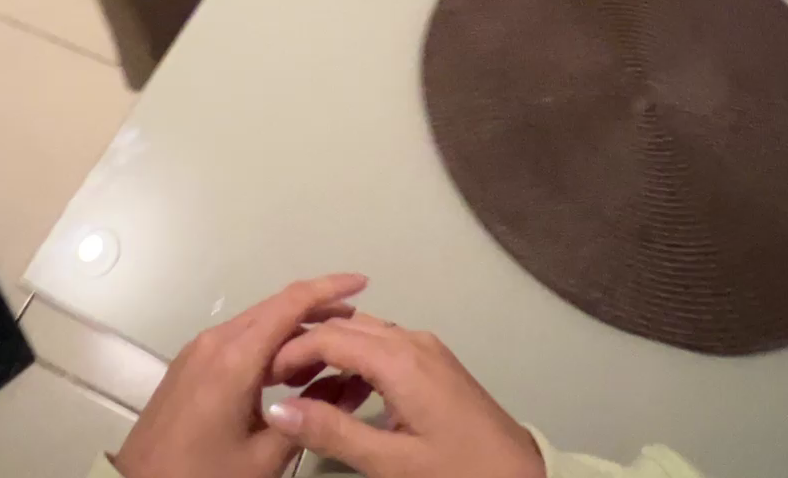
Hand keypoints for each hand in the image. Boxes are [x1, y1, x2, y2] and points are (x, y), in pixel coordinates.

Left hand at [112, 274, 368, 477]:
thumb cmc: (202, 476)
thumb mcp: (264, 458)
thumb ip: (308, 415)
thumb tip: (347, 384)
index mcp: (236, 356)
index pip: (291, 304)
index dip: (330, 288)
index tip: (362, 282)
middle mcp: (218, 339)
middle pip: (276, 307)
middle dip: (318, 307)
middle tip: (356, 320)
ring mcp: (201, 348)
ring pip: (258, 321)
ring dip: (295, 326)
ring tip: (331, 345)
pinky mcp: (192, 362)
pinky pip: (241, 337)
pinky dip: (271, 340)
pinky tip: (290, 363)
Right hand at [263, 316, 544, 477]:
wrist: (523, 477)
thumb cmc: (458, 470)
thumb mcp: (391, 463)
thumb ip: (332, 432)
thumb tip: (278, 410)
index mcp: (399, 358)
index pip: (331, 336)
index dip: (292, 351)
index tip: (264, 376)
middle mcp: (411, 339)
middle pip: (347, 325)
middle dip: (308, 346)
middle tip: (276, 380)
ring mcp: (426, 347)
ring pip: (366, 332)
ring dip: (333, 352)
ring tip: (305, 389)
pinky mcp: (435, 360)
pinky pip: (386, 345)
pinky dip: (358, 360)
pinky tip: (346, 393)